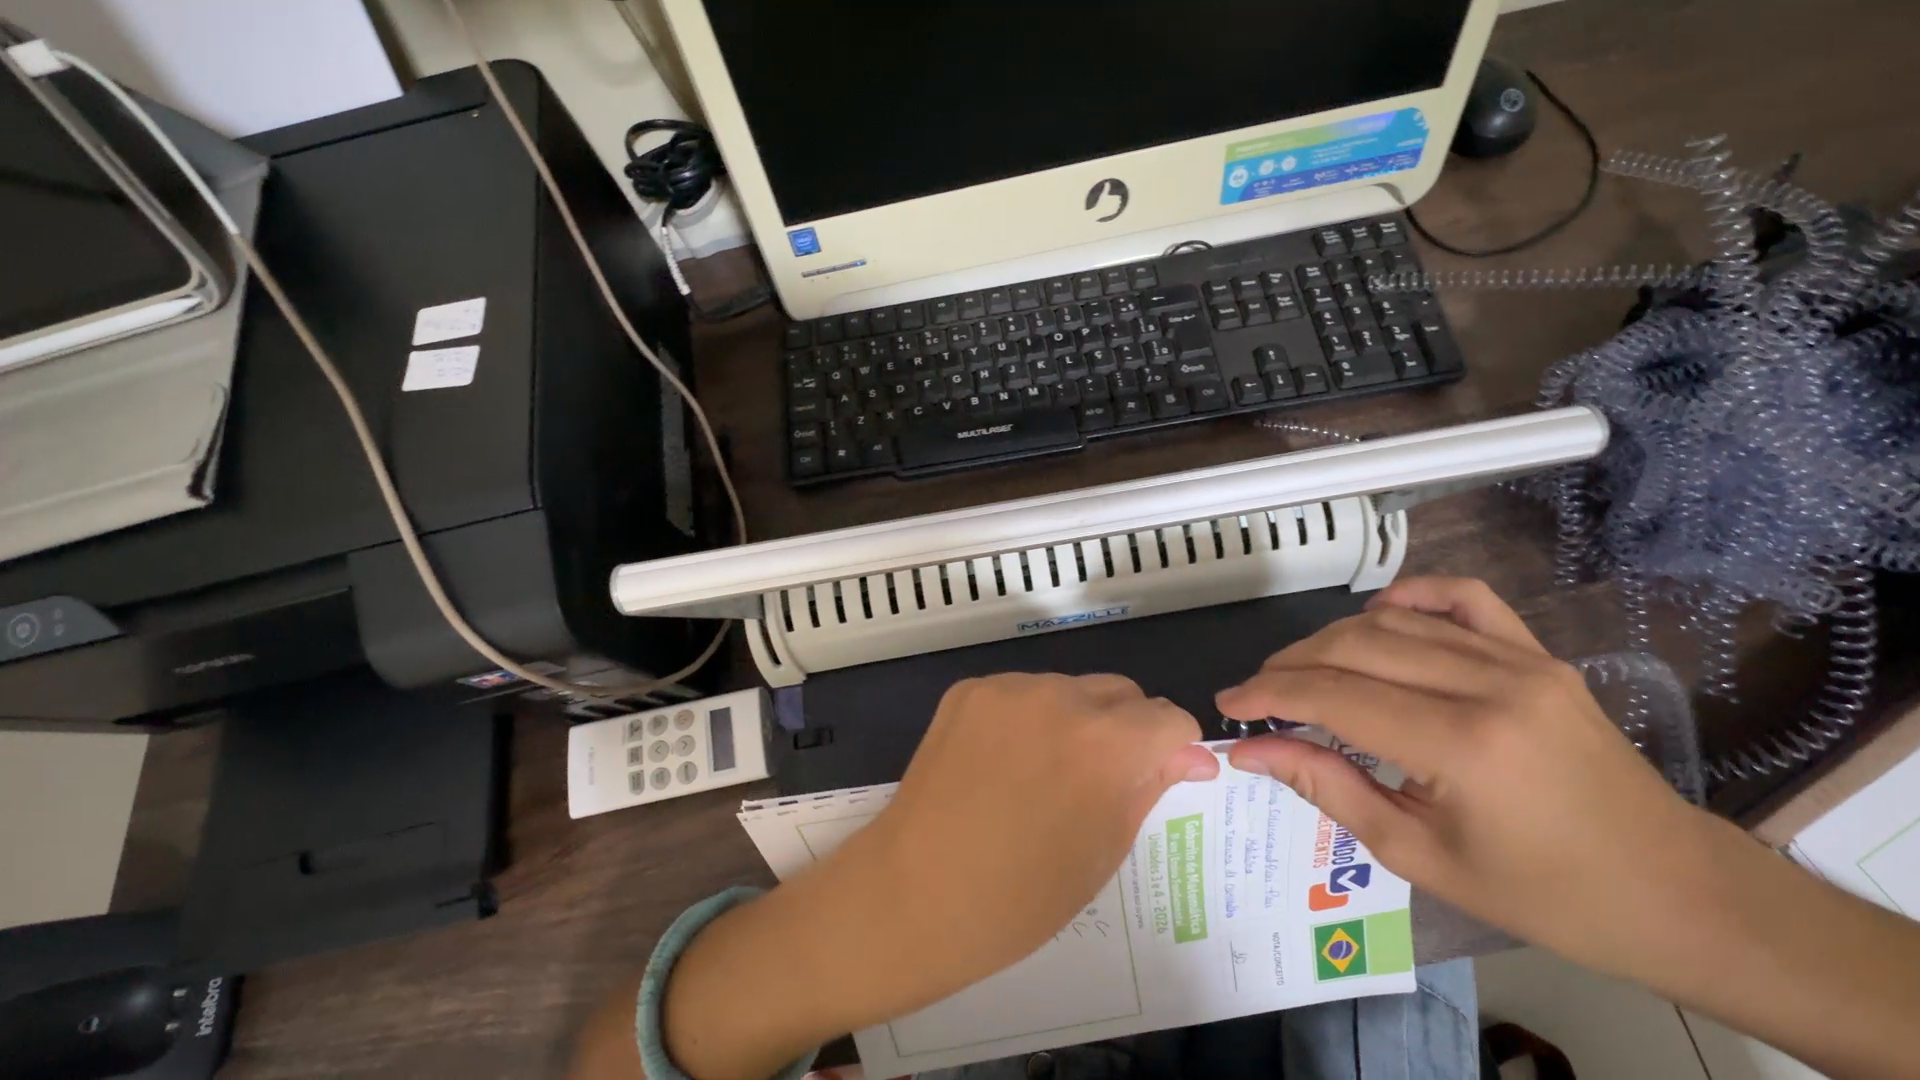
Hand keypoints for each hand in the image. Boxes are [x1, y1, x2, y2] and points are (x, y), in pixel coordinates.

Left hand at [852, 673, 1218, 1005]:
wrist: (915, 894)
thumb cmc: (1022, 896)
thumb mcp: (1104, 849)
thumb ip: (1151, 786)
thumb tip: (1193, 755)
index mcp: (1106, 743)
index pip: (1169, 719)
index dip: (1170, 750)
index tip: (1155, 778)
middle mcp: (1060, 697)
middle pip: (1122, 694)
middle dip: (1126, 731)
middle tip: (1097, 784)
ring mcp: (1007, 689)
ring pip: (1070, 690)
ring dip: (1075, 721)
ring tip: (1042, 776)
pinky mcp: (967, 691)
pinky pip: (1021, 693)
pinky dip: (1027, 719)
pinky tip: (1004, 764)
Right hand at [1218, 576, 1715, 977]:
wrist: (1673, 891)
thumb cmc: (1542, 894)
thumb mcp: (1418, 854)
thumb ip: (1328, 788)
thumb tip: (1252, 753)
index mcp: (1463, 745)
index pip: (1336, 695)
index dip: (1270, 694)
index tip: (1229, 707)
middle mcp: (1492, 685)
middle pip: (1359, 646)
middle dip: (1292, 665)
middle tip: (1258, 694)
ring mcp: (1524, 661)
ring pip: (1400, 623)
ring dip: (1335, 639)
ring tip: (1300, 670)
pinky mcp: (1543, 655)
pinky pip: (1467, 600)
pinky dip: (1413, 596)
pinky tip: (1380, 615)